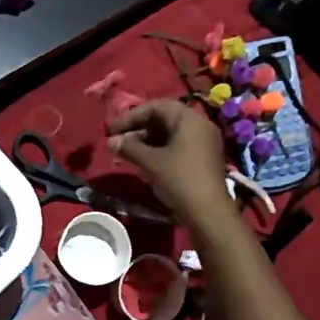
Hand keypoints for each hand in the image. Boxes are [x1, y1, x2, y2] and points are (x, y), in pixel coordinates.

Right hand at [107, 99, 234, 226]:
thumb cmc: (179, 180)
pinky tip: (146, 163)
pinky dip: (161, 151)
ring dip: (148, 142)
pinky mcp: (205, 160)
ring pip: (171, 135)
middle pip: (165, 119)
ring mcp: (205, 143)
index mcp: (189, 119)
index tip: (112, 129)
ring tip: (128, 154)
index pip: (156, 106)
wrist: (208, 212)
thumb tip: (111, 141)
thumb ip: (130, 148)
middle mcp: (200, 125)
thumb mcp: (151, 162)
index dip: (131, 116)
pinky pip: (179, 147)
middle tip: (119, 142)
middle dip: (139, 130)